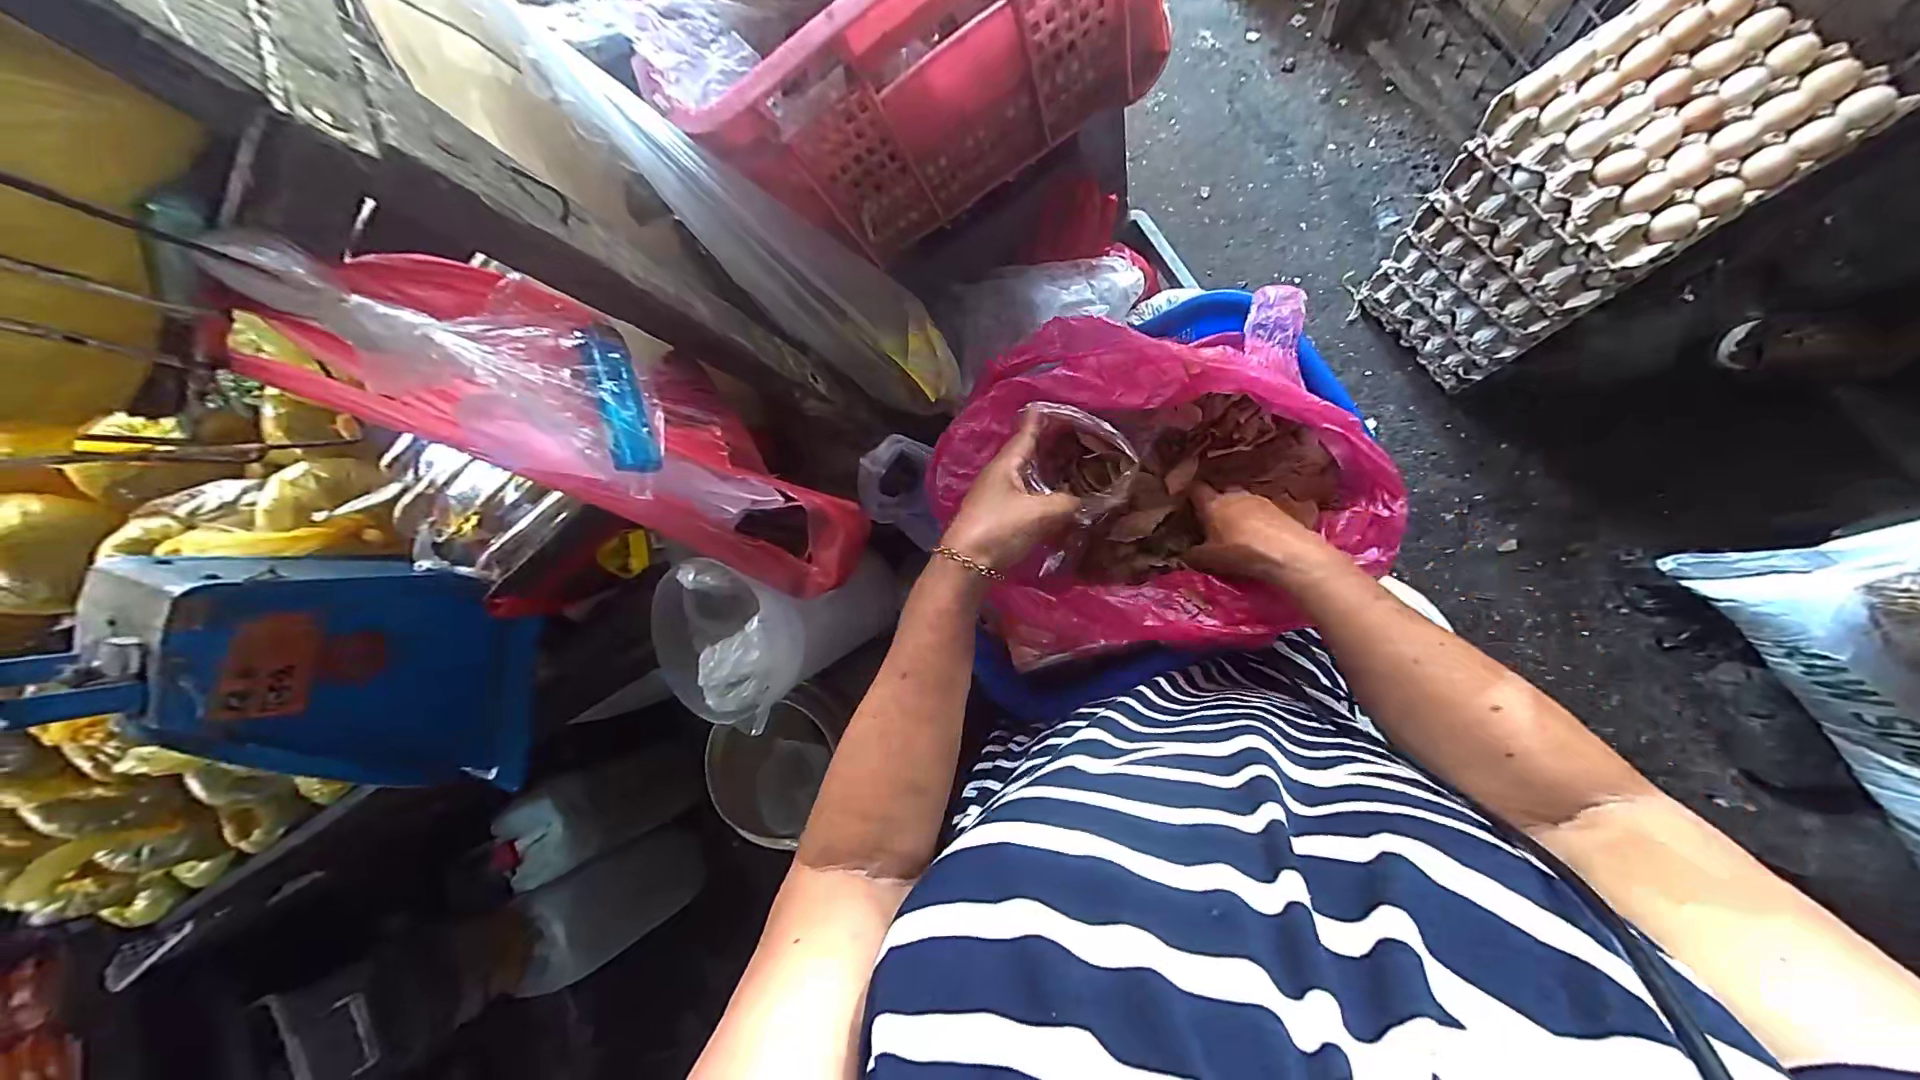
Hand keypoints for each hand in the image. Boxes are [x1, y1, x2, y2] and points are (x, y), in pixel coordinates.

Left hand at [941, 411, 1083, 570]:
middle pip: (1028, 453)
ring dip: (1047, 472)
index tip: (1059, 406)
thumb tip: (1084, 502)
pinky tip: (1056, 501)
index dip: (1044, 419)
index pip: (1028, 431)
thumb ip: (1067, 503)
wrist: (965, 565)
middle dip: (1051, 445)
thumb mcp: (1040, 513)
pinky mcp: (997, 517)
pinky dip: (1042, 494)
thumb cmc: (1000, 528)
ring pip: (1027, 477)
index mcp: (1006, 463)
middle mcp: (999, 474)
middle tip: (1077, 437)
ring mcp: (996, 496)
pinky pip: (1025, 497)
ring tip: (1072, 467)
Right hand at [1186, 480, 1327, 581]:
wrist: (1289, 554)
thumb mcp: (1207, 559)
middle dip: (1215, 506)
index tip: (1184, 504)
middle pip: (1220, 495)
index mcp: (1213, 503)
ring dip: (1238, 514)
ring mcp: (1260, 500)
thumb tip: (1182, 554)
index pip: (1195, 488)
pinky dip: (1257, 522)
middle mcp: (1235, 495)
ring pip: (1242, 502)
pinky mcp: (1281, 509)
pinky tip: (1258, 537)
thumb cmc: (1240, 552)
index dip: (1189, 494)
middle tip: (1211, 524)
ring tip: (1236, 532)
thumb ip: (1191, 554)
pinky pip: (1261, 513)